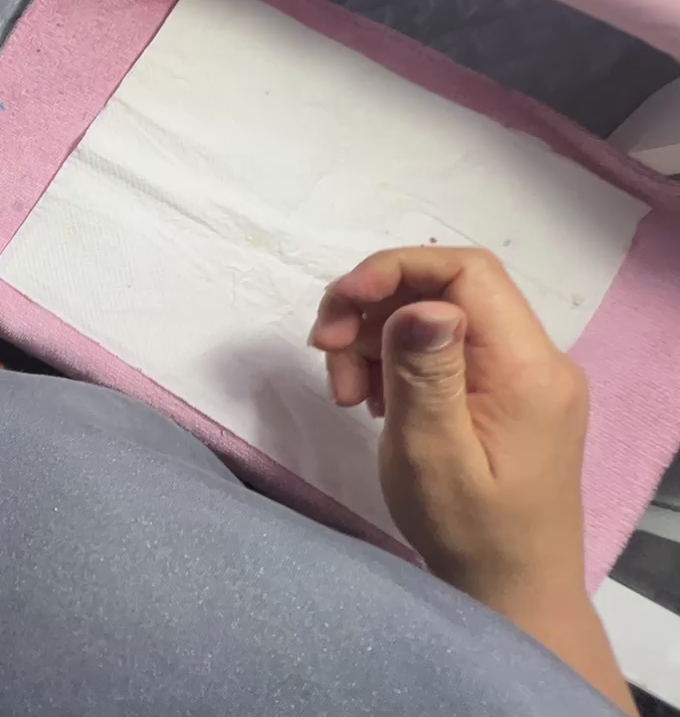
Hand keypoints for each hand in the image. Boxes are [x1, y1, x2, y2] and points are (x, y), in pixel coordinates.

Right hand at [309, 247, 588, 609]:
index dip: (394, 269)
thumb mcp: (433, 450)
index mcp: (525, 368)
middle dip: (365, 306)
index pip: (467, 272)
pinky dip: (379, 359)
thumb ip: (427, 375)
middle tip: (323, 347)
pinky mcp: (488, 389)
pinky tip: (364, 398)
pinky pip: (423, 346)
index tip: (340, 302)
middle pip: (435, 288)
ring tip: (343, 391)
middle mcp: (528, 359)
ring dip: (365, 338)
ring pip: (418, 315)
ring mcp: (510, 374)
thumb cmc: (467, 522)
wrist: (505, 581)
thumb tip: (425, 308)